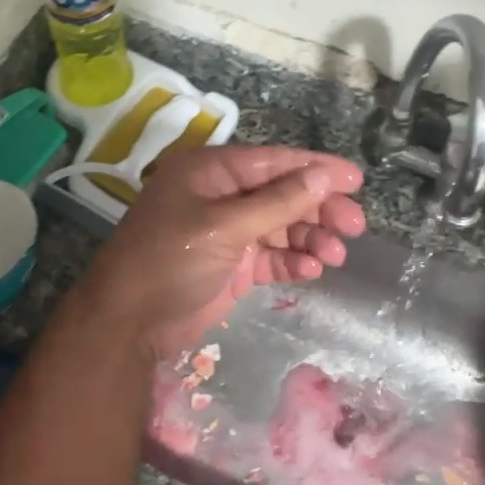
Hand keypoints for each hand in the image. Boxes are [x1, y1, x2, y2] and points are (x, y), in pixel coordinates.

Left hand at [76, 145, 365, 358]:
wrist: (128, 322)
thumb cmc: (169, 262)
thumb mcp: (225, 227)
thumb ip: (279, 202)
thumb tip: (325, 176)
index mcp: (211, 171)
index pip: (275, 162)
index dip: (317, 170)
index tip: (357, 182)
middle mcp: (220, 196)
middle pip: (282, 194)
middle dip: (319, 209)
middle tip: (354, 227)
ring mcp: (225, 232)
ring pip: (280, 227)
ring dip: (310, 238)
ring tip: (335, 255)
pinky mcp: (230, 266)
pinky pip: (270, 257)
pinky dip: (292, 262)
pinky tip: (311, 270)